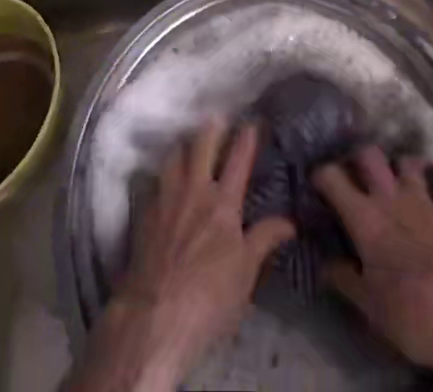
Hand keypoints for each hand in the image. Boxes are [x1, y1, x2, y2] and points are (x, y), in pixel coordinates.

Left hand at [67, 119, 294, 391]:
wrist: (154, 315)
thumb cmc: (209, 298)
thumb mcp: (246, 273)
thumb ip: (265, 240)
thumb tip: (289, 221)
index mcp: (223, 204)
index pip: (239, 161)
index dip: (247, 139)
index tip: (252, 122)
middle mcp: (193, 191)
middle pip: (201, 147)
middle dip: (212, 129)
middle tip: (217, 117)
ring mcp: (164, 199)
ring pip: (173, 158)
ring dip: (183, 147)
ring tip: (188, 143)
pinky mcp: (143, 214)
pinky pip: (154, 182)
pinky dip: (162, 174)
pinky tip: (163, 180)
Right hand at [315, 147, 432, 391]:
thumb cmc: (410, 314)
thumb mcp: (368, 304)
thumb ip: (343, 278)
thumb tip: (326, 264)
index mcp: (364, 217)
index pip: (332, 175)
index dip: (319, 175)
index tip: (314, 186)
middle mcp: (389, 199)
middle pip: (368, 154)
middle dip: (355, 158)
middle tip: (349, 177)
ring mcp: (420, 202)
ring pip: (402, 160)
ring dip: (391, 165)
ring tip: (383, 182)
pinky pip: (425, 183)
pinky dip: (415, 182)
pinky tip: (410, 201)